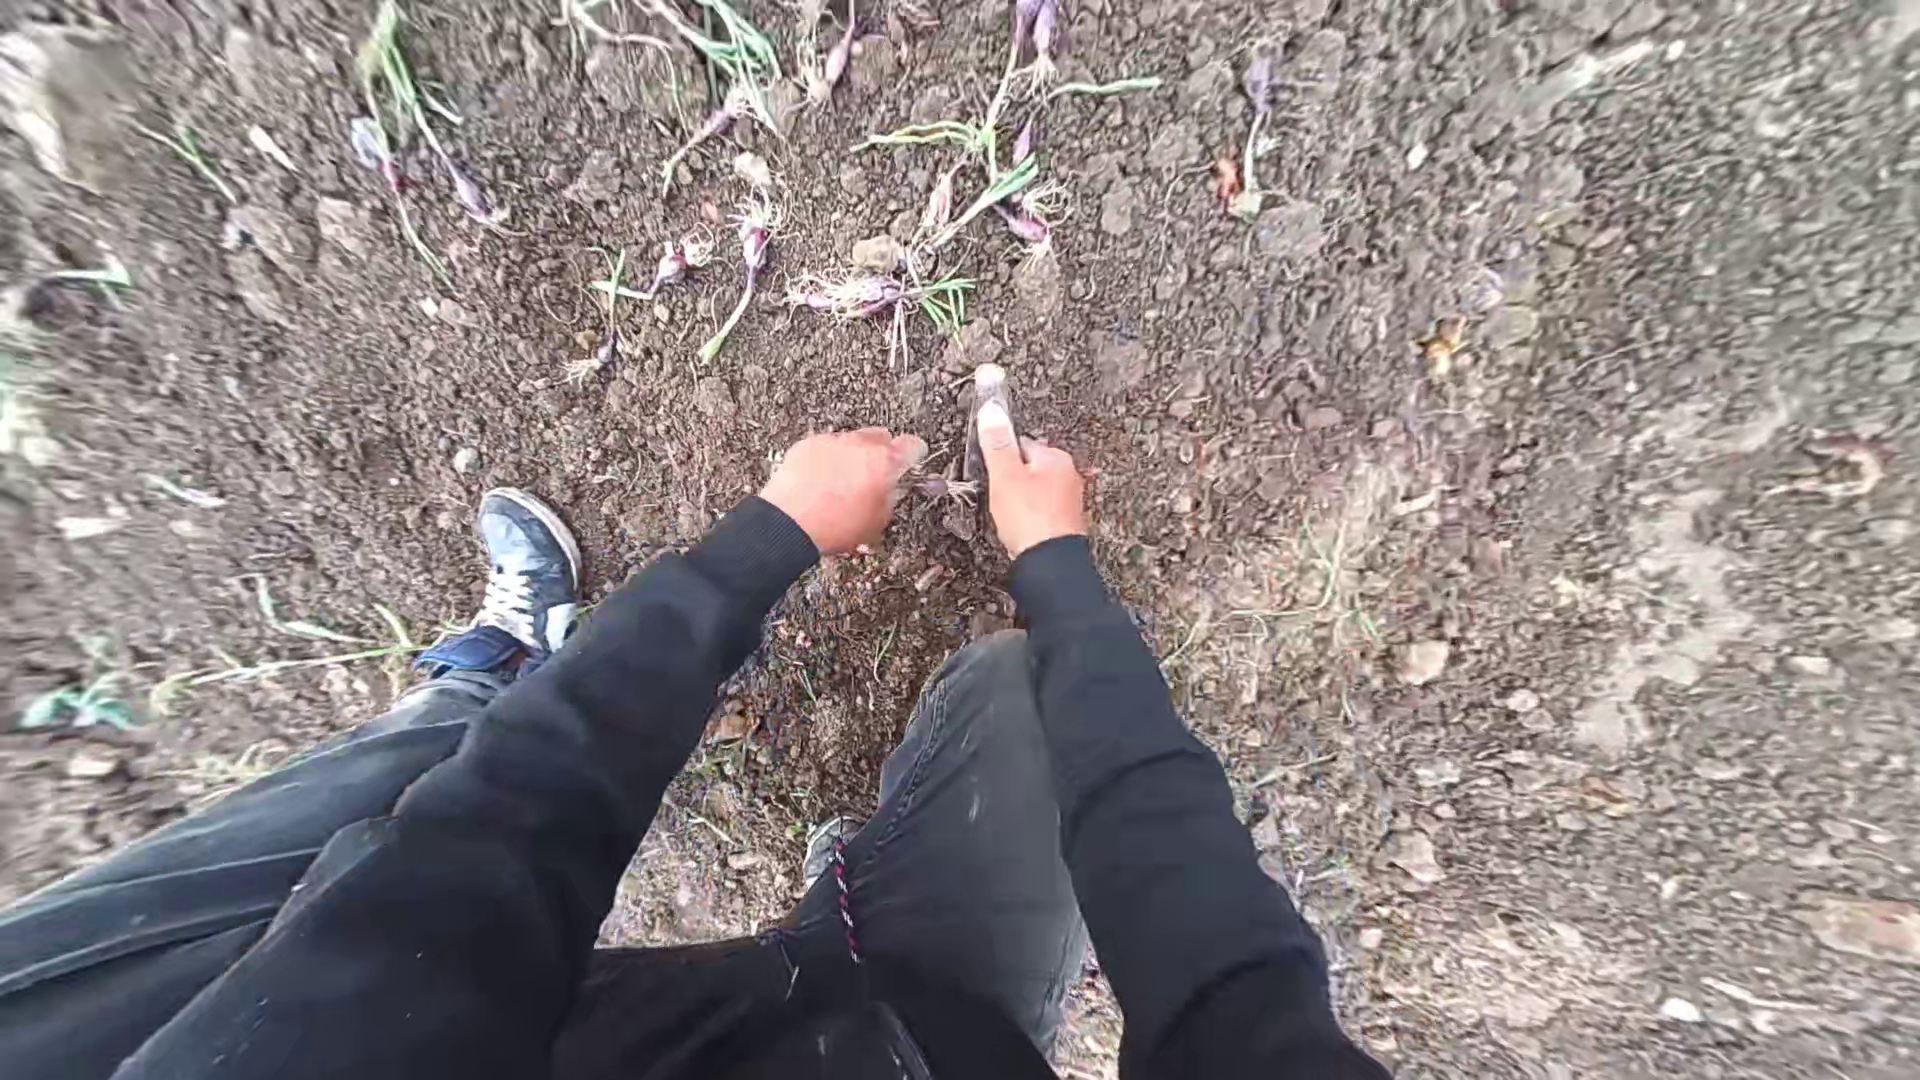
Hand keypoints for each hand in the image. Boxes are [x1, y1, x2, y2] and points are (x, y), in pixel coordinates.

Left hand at [761, 428, 926, 555]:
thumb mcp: (878, 520)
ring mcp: (833, 441)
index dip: (914, 454)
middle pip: (882, 437)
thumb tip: (893, 489)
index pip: (914, 445)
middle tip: (875, 476)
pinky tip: (822, 481)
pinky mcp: (808, 444)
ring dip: (853, 456)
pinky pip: (825, 446)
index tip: (911, 460)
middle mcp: (860, 444)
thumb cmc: (833, 525)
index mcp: (885, 462)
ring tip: (843, 484)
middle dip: (881, 454)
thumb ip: (891, 496)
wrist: (791, 524)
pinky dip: (827, 459)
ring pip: (852, 441)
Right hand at [976, 401, 1085, 558]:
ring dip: (1021, 499)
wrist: (1049, 562)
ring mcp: (1068, 499)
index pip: (1021, 443)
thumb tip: (991, 411)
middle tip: (1001, 496)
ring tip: (1010, 514)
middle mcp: (1068, 475)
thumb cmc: (1030, 520)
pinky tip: (1021, 525)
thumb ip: (997, 444)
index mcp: (1056, 458)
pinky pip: (1041, 508)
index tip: (992, 472)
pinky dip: (1030, 514)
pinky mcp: (1064, 521)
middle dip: (1013, 479)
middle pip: (1029, 467)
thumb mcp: (1005, 476)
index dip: (1001, 458)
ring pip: (1035, 489)